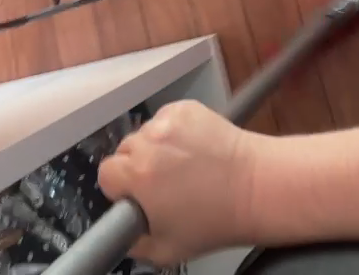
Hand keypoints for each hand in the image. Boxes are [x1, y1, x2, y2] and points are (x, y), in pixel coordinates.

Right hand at [96, 101, 268, 263]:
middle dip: (137, 166)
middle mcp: (149, 142)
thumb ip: (133, 243)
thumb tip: (119, 231)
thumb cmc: (214, 219)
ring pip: (145, 133)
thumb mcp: (165, 250)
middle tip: (161, 182)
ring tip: (181, 165)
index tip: (136, 194)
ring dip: (156, 147)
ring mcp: (167, 121)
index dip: (120, 187)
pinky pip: (165, 118)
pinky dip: (173, 131)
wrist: (253, 187)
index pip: (106, 173)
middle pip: (124, 150)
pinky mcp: (184, 107)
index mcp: (138, 175)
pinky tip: (191, 149)